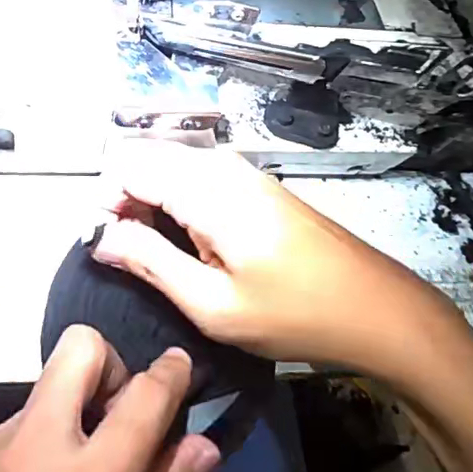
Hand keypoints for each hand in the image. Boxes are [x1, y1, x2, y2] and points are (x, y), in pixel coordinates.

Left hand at [0, 326, 220, 471]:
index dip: (172, 373)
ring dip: (63, 424)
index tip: (180, 370)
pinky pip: (1, 436)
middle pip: (79, 349)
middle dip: (109, 370)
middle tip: (115, 422)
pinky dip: (23, 455)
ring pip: (40, 397)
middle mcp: (23, 458)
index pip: (144, 396)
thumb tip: (198, 443)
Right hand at [94, 143, 463, 378]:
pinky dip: (180, 201)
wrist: (372, 306)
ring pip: (172, 166)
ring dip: (152, 202)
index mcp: (208, 189)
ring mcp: (243, 170)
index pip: (129, 166)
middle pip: (149, 159)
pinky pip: (199, 176)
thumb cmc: (292, 312)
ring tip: (161, 255)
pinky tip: (192, 243)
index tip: (107, 246)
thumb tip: (100, 237)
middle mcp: (223, 165)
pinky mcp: (256, 183)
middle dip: (126, 200)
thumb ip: (150, 262)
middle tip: (132, 256)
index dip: (107, 203)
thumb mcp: (213, 304)